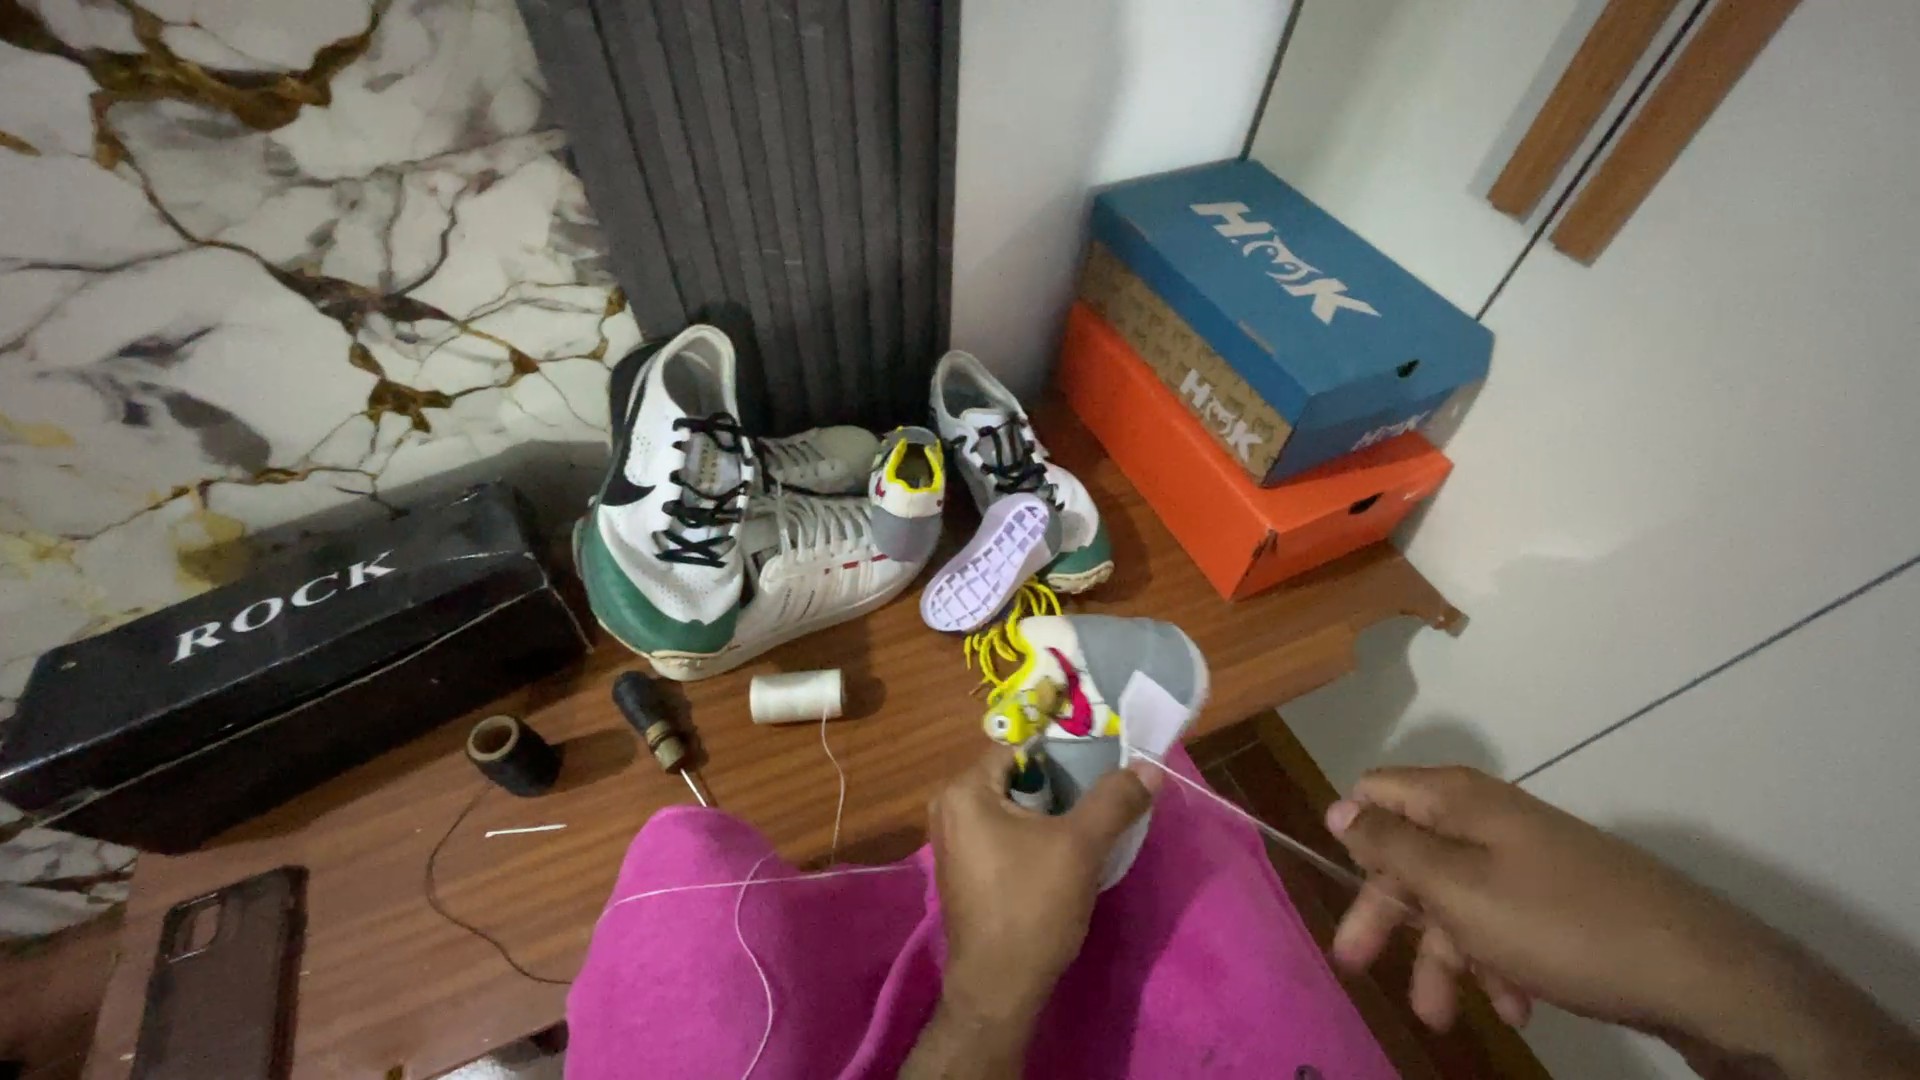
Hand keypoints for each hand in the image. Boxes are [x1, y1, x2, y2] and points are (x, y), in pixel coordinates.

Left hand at [928, 745, 1158, 1026]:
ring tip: (1086, 822)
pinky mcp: (962, 868)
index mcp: (964, 790)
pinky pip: (1000, 832)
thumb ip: (1114, 800)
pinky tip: (1060, 852)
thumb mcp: (1080, 846)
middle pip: (1012, 775)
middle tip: (1097, 794)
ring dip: (1046, 811)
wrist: (999, 989)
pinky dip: (1029, 834)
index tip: (1098, 762)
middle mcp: (948, 807)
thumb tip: (1149, 767)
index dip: (1060, 752)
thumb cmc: (1032, 906)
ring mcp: (951, 840)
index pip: (1017, 748)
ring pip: (1009, 806)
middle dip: (1056, 784)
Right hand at [1324, 766, 1919, 1078]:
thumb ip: (1388, 844)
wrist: (1710, 976)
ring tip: (1442, 1015)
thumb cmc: (1557, 923)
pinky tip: (1513, 1004)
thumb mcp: (1454, 886)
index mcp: (1454, 800)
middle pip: (1408, 853)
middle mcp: (1484, 819)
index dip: (1352, 834)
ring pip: (1454, 897)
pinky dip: (1494, 960)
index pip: (1374, 791)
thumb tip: (1336, 808)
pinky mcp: (1560, 899)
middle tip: (1355, 962)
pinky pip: (1503, 919)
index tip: (1339, 883)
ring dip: (1441, 953)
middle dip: (1385, 913)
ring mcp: (1527, 858)